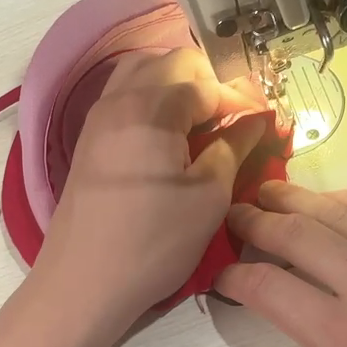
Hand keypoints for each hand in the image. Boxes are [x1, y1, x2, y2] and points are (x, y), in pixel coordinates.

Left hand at [40, 48, 265, 322]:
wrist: (81, 284)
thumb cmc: (153, 242)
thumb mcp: (208, 196)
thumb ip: (234, 147)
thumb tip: (256, 120)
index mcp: (150, 107)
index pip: (205, 82)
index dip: (240, 99)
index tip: (264, 122)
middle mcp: (118, 99)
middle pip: (170, 62)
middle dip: (208, 80)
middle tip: (235, 118)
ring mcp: (97, 117)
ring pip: (142, 73)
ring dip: (177, 85)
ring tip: (204, 121)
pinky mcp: (89, 139)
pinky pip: (124, 97)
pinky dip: (153, 101)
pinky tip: (172, 136)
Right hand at [209, 183, 346, 346]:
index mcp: (345, 338)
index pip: (266, 286)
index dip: (232, 278)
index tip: (220, 281)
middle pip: (296, 232)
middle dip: (253, 222)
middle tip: (230, 219)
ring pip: (338, 211)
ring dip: (295, 200)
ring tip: (266, 197)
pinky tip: (331, 204)